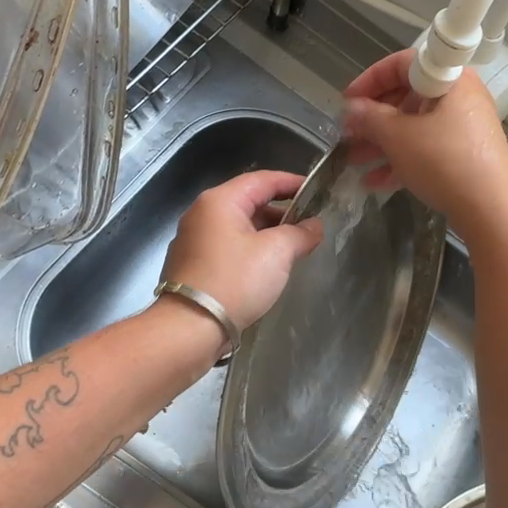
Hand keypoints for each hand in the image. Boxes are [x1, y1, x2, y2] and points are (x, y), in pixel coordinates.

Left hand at [160, 170, 323, 331]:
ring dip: (265, 235)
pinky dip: (248, 251)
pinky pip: (226, 248)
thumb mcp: (277, 253)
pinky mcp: (191, 266)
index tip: (316, 191)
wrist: (191, 327)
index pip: (262, 180)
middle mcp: (201, 214)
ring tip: (291, 250)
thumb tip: (314, 226)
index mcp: (220, 201)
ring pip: (237, 228)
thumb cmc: (235, 282)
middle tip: (307, 226)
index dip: (292, 183)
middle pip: (248, 203)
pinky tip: (264, 269)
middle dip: (280, 213)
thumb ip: (300, 234)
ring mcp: (192, 241)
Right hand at [341, 49, 507, 239]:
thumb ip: (370, 118)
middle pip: (407, 98)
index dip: (370, 80)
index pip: (403, 64)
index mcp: (449, 79)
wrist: (492, 209)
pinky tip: (375, 182)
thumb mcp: (399, 138)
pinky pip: (427, 149)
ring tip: (354, 161)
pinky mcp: (465, 156)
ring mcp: (464, 128)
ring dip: (382, 144)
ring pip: (415, 128)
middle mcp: (460, 97)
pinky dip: (402, 161)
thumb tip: (352, 108)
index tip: (347, 101)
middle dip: (373, 119)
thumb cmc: (444, 162)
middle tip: (347, 136)